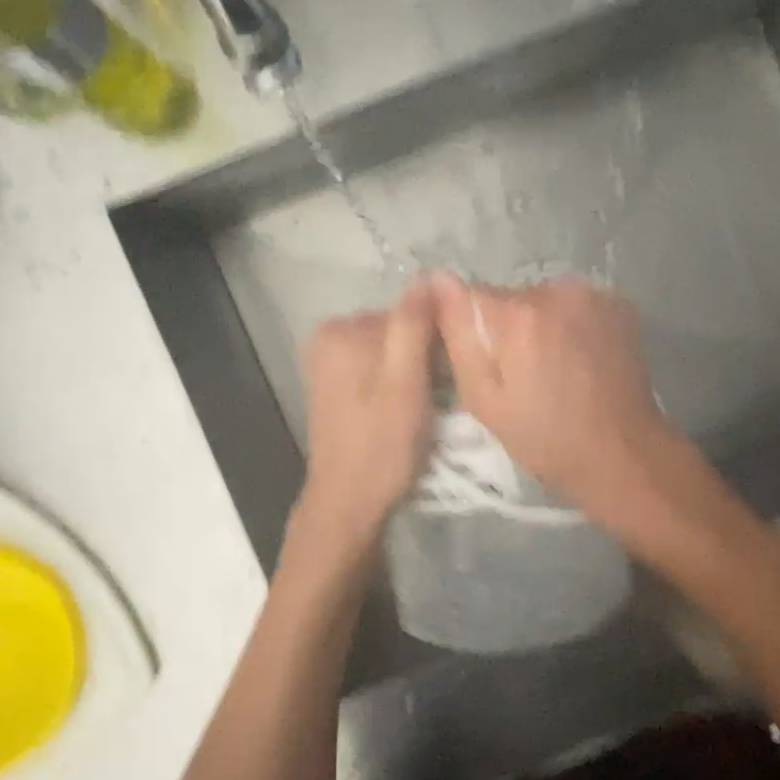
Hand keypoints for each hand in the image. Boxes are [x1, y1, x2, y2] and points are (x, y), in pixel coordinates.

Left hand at [294, 285, 436, 553]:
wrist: (348, 505)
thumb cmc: (382, 446)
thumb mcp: (405, 382)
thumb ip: (414, 325)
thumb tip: (432, 274)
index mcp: (342, 329)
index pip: (410, 314)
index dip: (437, 343)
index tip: (451, 377)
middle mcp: (329, 337)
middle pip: (400, 332)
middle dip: (424, 359)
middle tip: (439, 399)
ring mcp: (329, 363)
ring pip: (393, 353)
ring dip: (415, 375)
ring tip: (424, 409)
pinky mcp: (336, 387)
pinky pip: (380, 370)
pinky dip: (398, 385)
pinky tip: (406, 413)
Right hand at [431, 274, 674, 506]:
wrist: (622, 452)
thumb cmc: (544, 437)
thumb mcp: (484, 398)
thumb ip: (458, 334)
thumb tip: (436, 279)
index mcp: (515, 314)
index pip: (471, 297)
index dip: (473, 330)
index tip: (489, 364)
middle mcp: (553, 290)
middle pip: (511, 298)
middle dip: (510, 328)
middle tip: (524, 376)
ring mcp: (591, 294)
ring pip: (546, 301)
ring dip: (543, 325)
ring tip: (557, 370)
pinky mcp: (618, 303)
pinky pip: (577, 306)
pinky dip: (574, 326)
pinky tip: (583, 361)